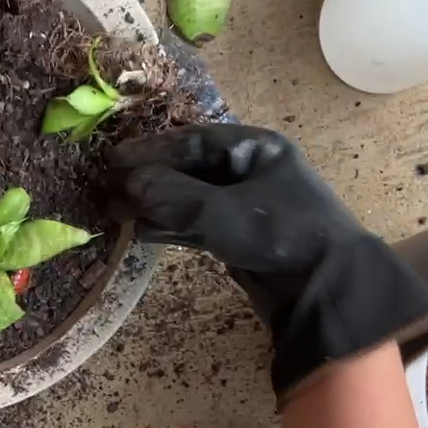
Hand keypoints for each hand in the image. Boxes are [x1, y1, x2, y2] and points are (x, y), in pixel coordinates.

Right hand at [109, 124, 427, 399]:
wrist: (320, 286)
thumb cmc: (279, 235)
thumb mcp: (221, 212)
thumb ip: (172, 197)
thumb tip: (128, 185)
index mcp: (255, 149)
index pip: (193, 141)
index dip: (150, 150)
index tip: (113, 161)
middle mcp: (248, 171)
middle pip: (187, 169)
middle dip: (147, 180)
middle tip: (107, 189)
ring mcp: (241, 205)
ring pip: (186, 199)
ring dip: (152, 206)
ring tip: (115, 213)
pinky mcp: (235, 235)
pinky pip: (193, 224)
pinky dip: (166, 228)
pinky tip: (140, 233)